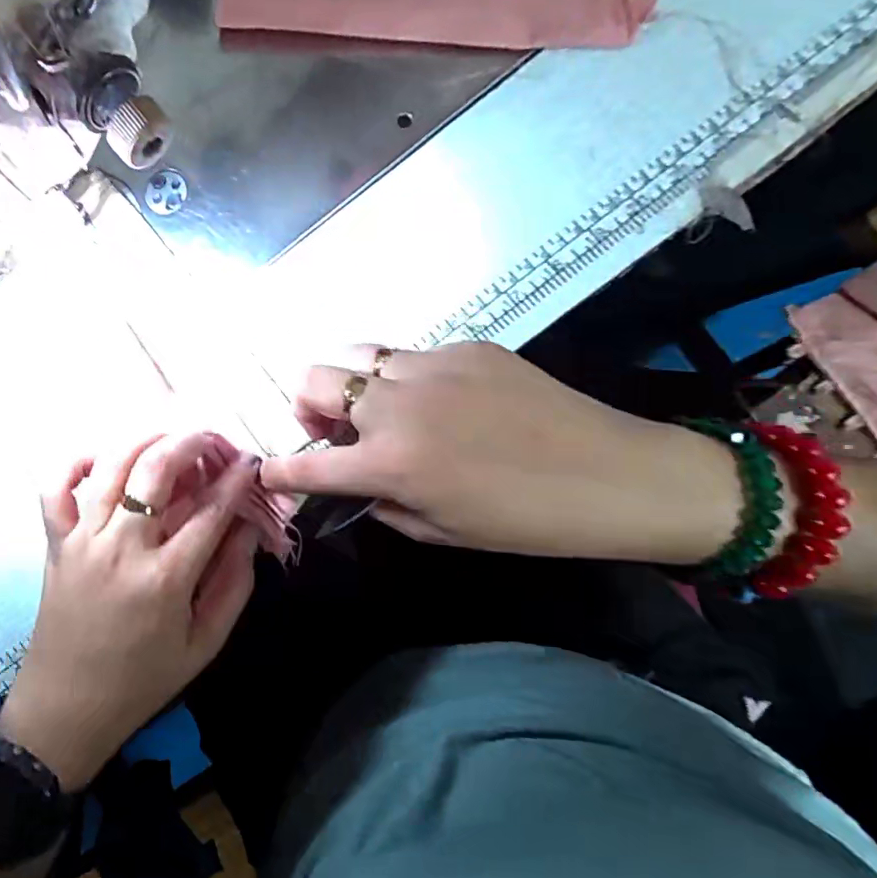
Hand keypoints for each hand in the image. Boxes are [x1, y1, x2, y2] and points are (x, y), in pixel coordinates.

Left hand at [0, 433, 261, 790]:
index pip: (211, 510)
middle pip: (157, 470)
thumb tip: (248, 529)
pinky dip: (78, 462)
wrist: (66, 709)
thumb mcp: (205, 642)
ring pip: (112, 467)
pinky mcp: (55, 544)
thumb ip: (234, 583)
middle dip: (193, 443)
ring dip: (147, 440)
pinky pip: (57, 488)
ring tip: (172, 438)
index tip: (251, 462)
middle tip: (214, 441)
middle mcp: (122, 548)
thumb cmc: (143, 680)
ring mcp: (82, 541)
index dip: (237, 479)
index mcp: (166, 577)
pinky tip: (106, 457)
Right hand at [259, 343, 743, 563]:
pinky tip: (445, 400)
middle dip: (307, 407)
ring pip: (361, 355)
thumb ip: (384, 503)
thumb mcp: (440, 532)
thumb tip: (360, 482)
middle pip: (315, 379)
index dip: (277, 473)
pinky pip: (415, 355)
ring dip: (354, 383)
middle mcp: (396, 405)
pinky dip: (409, 378)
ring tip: (380, 407)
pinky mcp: (467, 345)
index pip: (307, 466)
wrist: (609, 473)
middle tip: (333, 431)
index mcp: (388, 463)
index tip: (267, 473)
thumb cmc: (522, 521)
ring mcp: (431, 365)